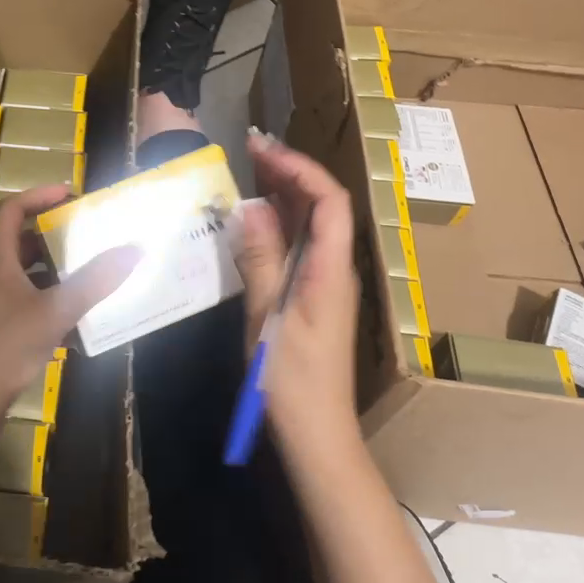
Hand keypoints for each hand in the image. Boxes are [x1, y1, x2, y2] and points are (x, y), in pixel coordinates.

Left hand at [0, 185, 140, 433]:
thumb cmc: (5, 347)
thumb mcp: (54, 312)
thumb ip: (94, 282)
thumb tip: (133, 249)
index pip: (12, 210)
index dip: (39, 195)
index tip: (71, 193)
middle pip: (23, 240)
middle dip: (55, 234)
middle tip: (89, 233)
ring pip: (28, 272)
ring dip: (57, 268)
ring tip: (92, 268)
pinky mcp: (0, 328)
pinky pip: (30, 300)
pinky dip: (53, 299)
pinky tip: (81, 314)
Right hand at [233, 132, 361, 450]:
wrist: (316, 434)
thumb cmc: (291, 380)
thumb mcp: (266, 318)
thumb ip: (260, 259)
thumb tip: (249, 205)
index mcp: (331, 270)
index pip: (329, 200)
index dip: (299, 167)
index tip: (261, 148)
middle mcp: (335, 268)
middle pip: (323, 205)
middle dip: (289, 171)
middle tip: (249, 149)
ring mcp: (325, 282)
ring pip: (312, 223)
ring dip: (284, 192)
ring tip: (248, 170)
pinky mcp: (312, 295)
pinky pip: (301, 244)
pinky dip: (278, 221)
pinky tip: (252, 218)